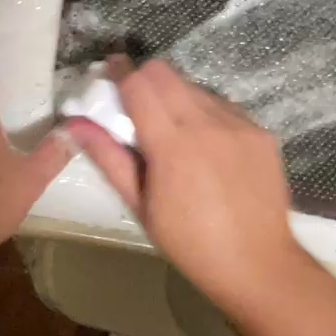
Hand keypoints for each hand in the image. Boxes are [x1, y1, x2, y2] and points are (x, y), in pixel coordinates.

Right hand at [65, 58, 304, 299]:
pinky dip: (206, 113)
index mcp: (171, 145)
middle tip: (137, 102)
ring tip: (175, 129)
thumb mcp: (140, 205)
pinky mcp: (260, 131)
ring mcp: (238, 124)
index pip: (138, 84)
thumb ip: (108, 158)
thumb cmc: (189, 242)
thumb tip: (75, 123)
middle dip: (145, 78)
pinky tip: (207, 144)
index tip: (110, 69)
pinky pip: (223, 105)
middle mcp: (206, 124)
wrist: (258, 266)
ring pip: (195, 86)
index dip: (120, 71)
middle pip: (165, 72)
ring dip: (176, 96)